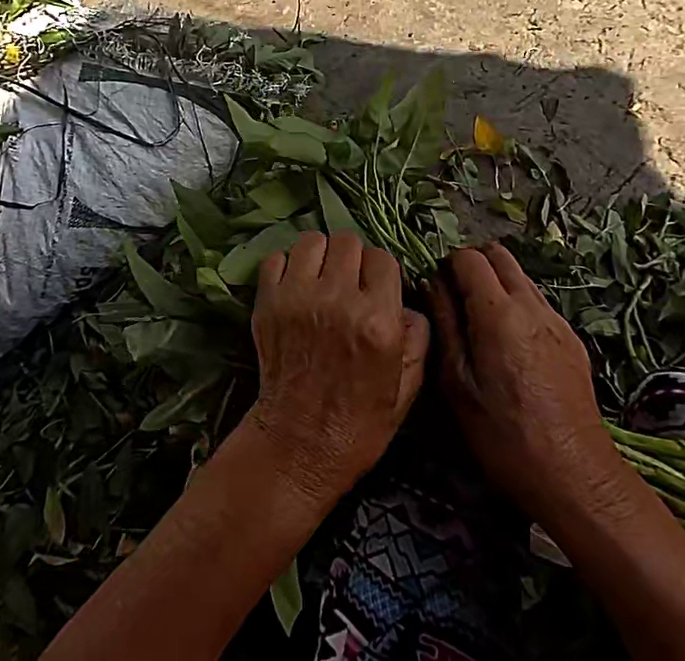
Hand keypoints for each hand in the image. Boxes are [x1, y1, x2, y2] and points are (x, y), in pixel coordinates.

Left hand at [246, 232, 430, 502]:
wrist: (299, 445)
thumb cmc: (360, 421)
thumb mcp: (408, 385)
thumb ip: (418, 335)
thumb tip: (407, 303)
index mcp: (377, 320)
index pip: (383, 258)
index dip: (381, 272)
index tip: (376, 288)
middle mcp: (337, 300)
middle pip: (347, 241)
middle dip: (352, 259)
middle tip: (348, 282)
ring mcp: (297, 298)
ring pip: (312, 240)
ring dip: (320, 255)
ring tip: (321, 278)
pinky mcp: (267, 303)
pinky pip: (276, 258)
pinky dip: (287, 266)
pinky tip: (295, 286)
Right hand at [429, 245, 619, 519]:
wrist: (573, 475)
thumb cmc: (503, 435)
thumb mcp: (457, 383)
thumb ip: (444, 324)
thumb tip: (430, 284)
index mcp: (499, 313)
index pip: (469, 257)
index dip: (446, 265)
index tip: (435, 290)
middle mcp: (532, 306)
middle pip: (499, 255)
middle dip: (472, 264)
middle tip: (454, 297)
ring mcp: (557, 321)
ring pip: (521, 276)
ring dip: (496, 283)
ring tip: (478, 323)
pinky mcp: (572, 339)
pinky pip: (538, 302)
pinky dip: (517, 304)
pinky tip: (507, 344)